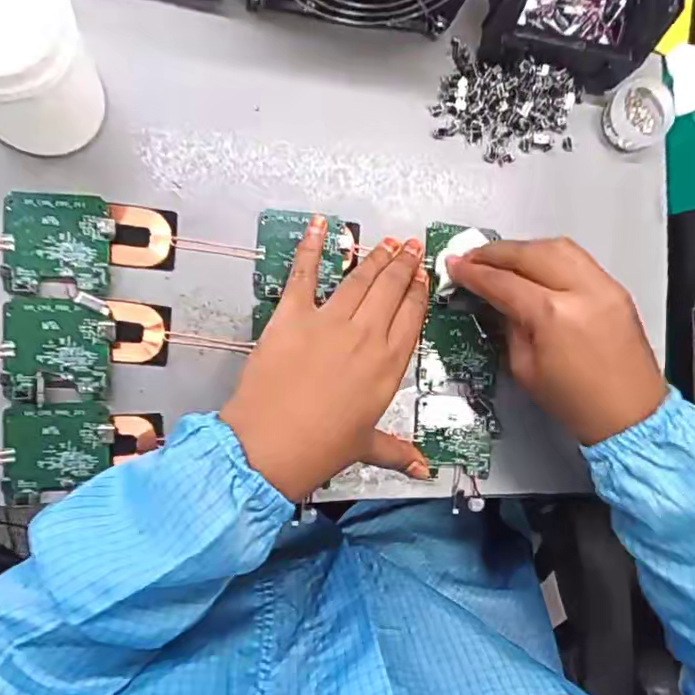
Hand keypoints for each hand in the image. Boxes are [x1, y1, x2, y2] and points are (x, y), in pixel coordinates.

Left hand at [221, 218, 430, 500]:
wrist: (270, 446)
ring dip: (374, 257)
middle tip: (410, 247)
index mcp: (388, 366)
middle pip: (390, 290)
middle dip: (402, 265)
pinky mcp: (292, 316)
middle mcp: (365, 337)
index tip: (422, 275)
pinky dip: (311, 247)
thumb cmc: (321, 449)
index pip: (412, 318)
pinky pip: (305, 274)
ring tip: (386, 242)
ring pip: (359, 279)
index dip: (418, 292)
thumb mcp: (364, 446)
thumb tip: (424, 469)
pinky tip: (320, 226)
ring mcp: (329, 322)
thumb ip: (397, 451)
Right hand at [446, 238, 666, 445]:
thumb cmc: (577, 402)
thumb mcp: (524, 367)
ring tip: (499, 258)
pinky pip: (576, 258)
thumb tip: (495, 299)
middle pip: (529, 253)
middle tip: (471, 258)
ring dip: (522, 248)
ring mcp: (603, 287)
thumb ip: (508, 325)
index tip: (455, 267)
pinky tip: (532, 266)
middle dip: (494, 253)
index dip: (473, 273)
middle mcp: (581, 292)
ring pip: (556, 246)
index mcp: (553, 315)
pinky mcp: (615, 290)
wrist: (629, 415)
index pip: (503, 282)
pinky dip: (548, 255)